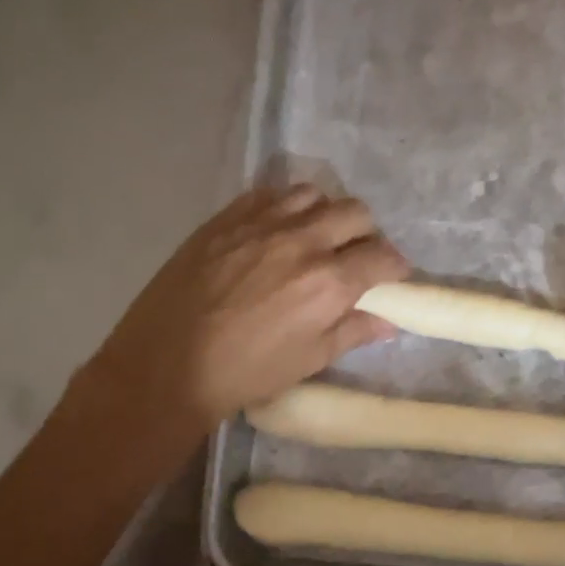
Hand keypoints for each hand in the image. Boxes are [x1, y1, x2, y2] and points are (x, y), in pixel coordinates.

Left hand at [72, 185, 408, 451]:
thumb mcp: (311, 359)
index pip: (382, 255)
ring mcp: (262, 223)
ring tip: (316, 237)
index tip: (391, 276)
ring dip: (325, 213)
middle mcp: (303, 242)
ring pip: (314, 194)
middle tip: (356, 255)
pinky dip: (285, 207)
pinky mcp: (227, 218)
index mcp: (330, 282)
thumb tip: (386, 322)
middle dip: (366, 233)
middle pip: (355, 212)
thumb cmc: (249, 371)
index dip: (395, 265)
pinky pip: (269, 194)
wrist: (170, 363)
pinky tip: (277, 230)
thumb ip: (353, 331)